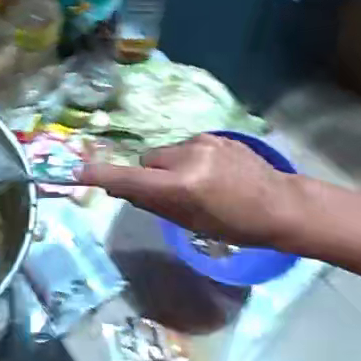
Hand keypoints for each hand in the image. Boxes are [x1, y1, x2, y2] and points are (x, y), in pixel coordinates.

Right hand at [80, 134, 300, 248]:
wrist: (282, 204)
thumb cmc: (237, 225)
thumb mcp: (192, 223)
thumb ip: (156, 203)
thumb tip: (124, 188)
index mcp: (182, 184)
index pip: (132, 179)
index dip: (102, 175)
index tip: (78, 171)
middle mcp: (189, 156)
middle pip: (148, 160)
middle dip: (152, 175)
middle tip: (173, 196)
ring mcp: (204, 141)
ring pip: (167, 153)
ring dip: (172, 167)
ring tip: (202, 186)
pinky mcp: (216, 135)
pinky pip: (188, 147)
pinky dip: (190, 160)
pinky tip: (215, 175)